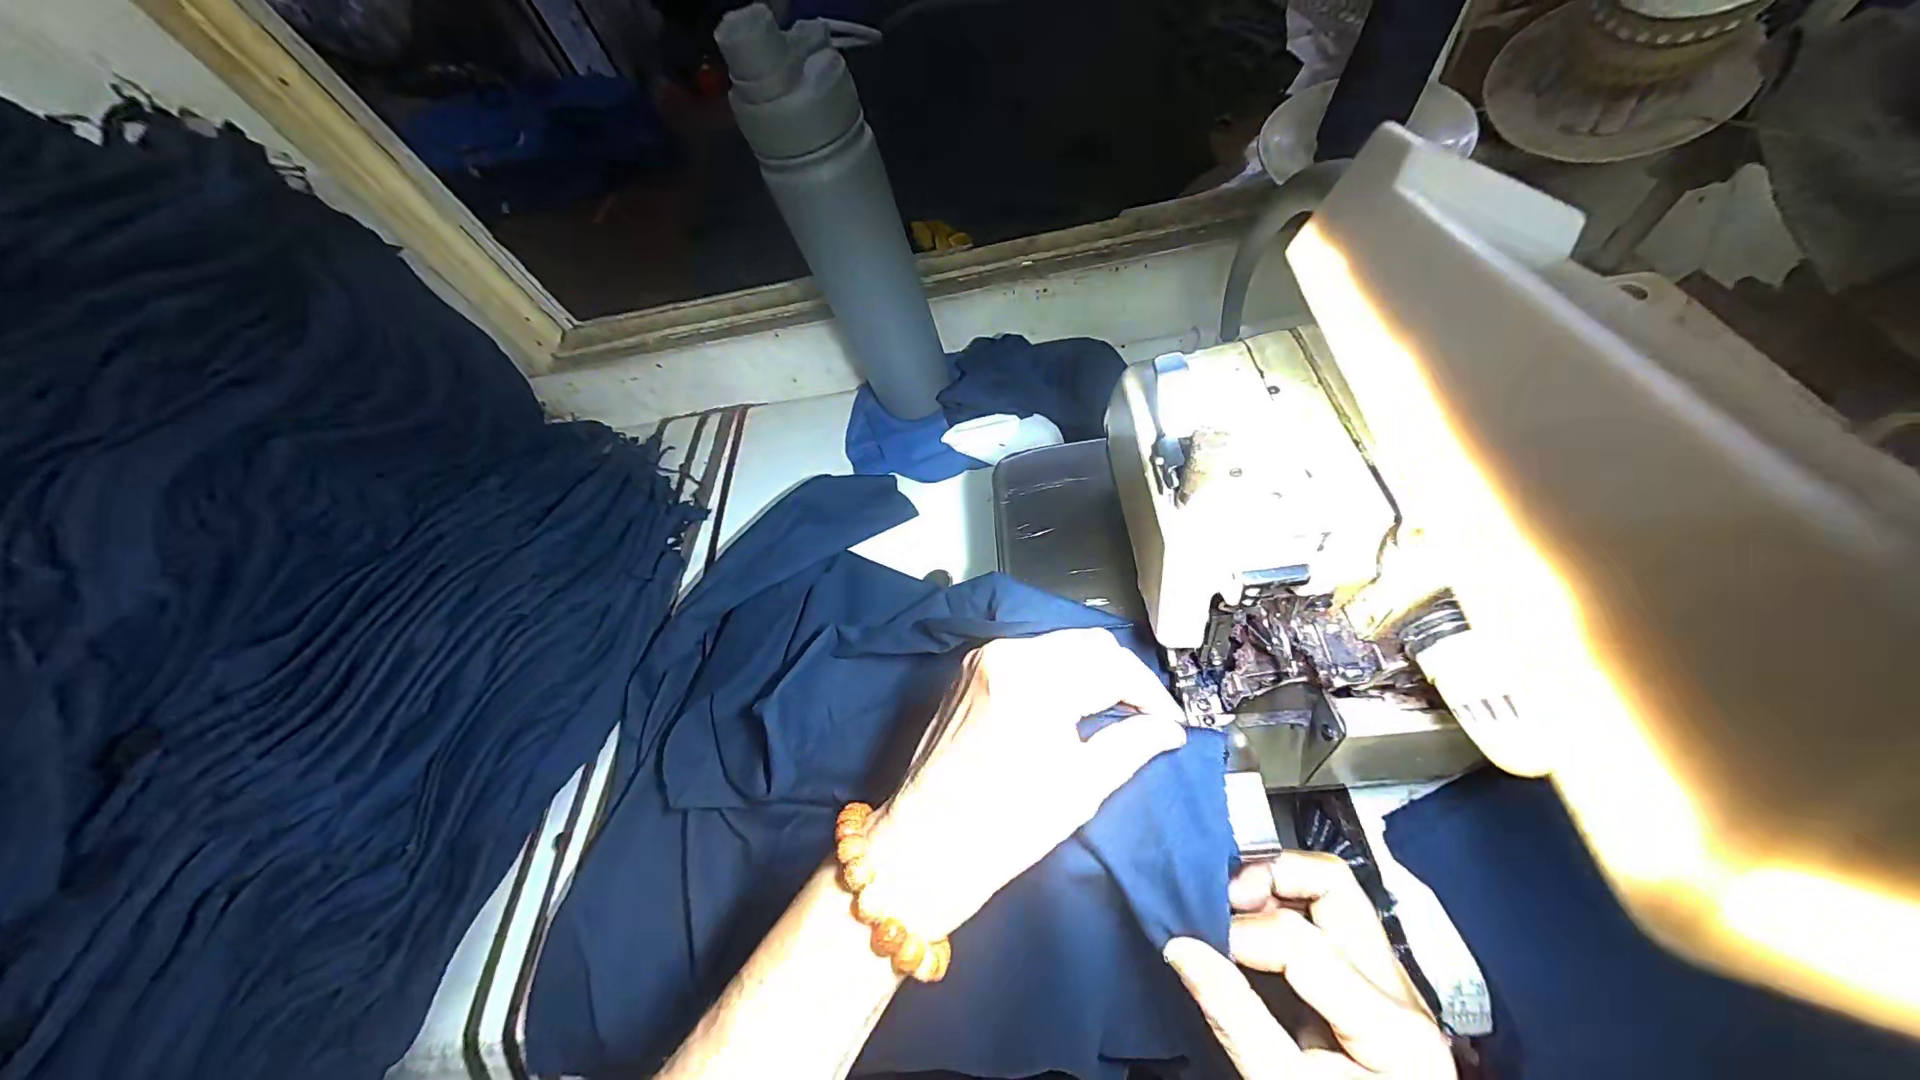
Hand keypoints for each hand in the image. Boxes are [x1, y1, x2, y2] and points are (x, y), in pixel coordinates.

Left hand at [862, 628, 1187, 939]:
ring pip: (1059, 646)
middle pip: (1088, 645)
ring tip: (1114, 711)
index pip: (1113, 667)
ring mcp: (983, 660)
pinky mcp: (970, 671)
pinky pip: (1030, 656)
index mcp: (1034, 680)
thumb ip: (1132, 745)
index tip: (1169, 720)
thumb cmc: (1001, 825)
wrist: (927, 842)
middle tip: (1147, 715)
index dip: (1151, 694)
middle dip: (1124, 677)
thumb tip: (1166, 730)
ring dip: (1092, 671)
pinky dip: (1058, 672)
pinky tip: (1072, 704)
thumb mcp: (1082, 786)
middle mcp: (1006, 656)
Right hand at [1164, 852, 1454, 1078]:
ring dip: (1276, 884)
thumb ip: (1233, 1017)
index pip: (1300, 941)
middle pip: (1334, 886)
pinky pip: (1328, 917)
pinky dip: (1282, 905)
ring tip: (1235, 905)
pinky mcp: (1373, 985)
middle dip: (1269, 876)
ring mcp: (1392, 985)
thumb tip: (1183, 949)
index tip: (1199, 946)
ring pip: (1334, 891)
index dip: (1239, 934)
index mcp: (1391, 1027)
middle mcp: (1400, 993)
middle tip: (1225, 895)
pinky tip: (1253, 925)